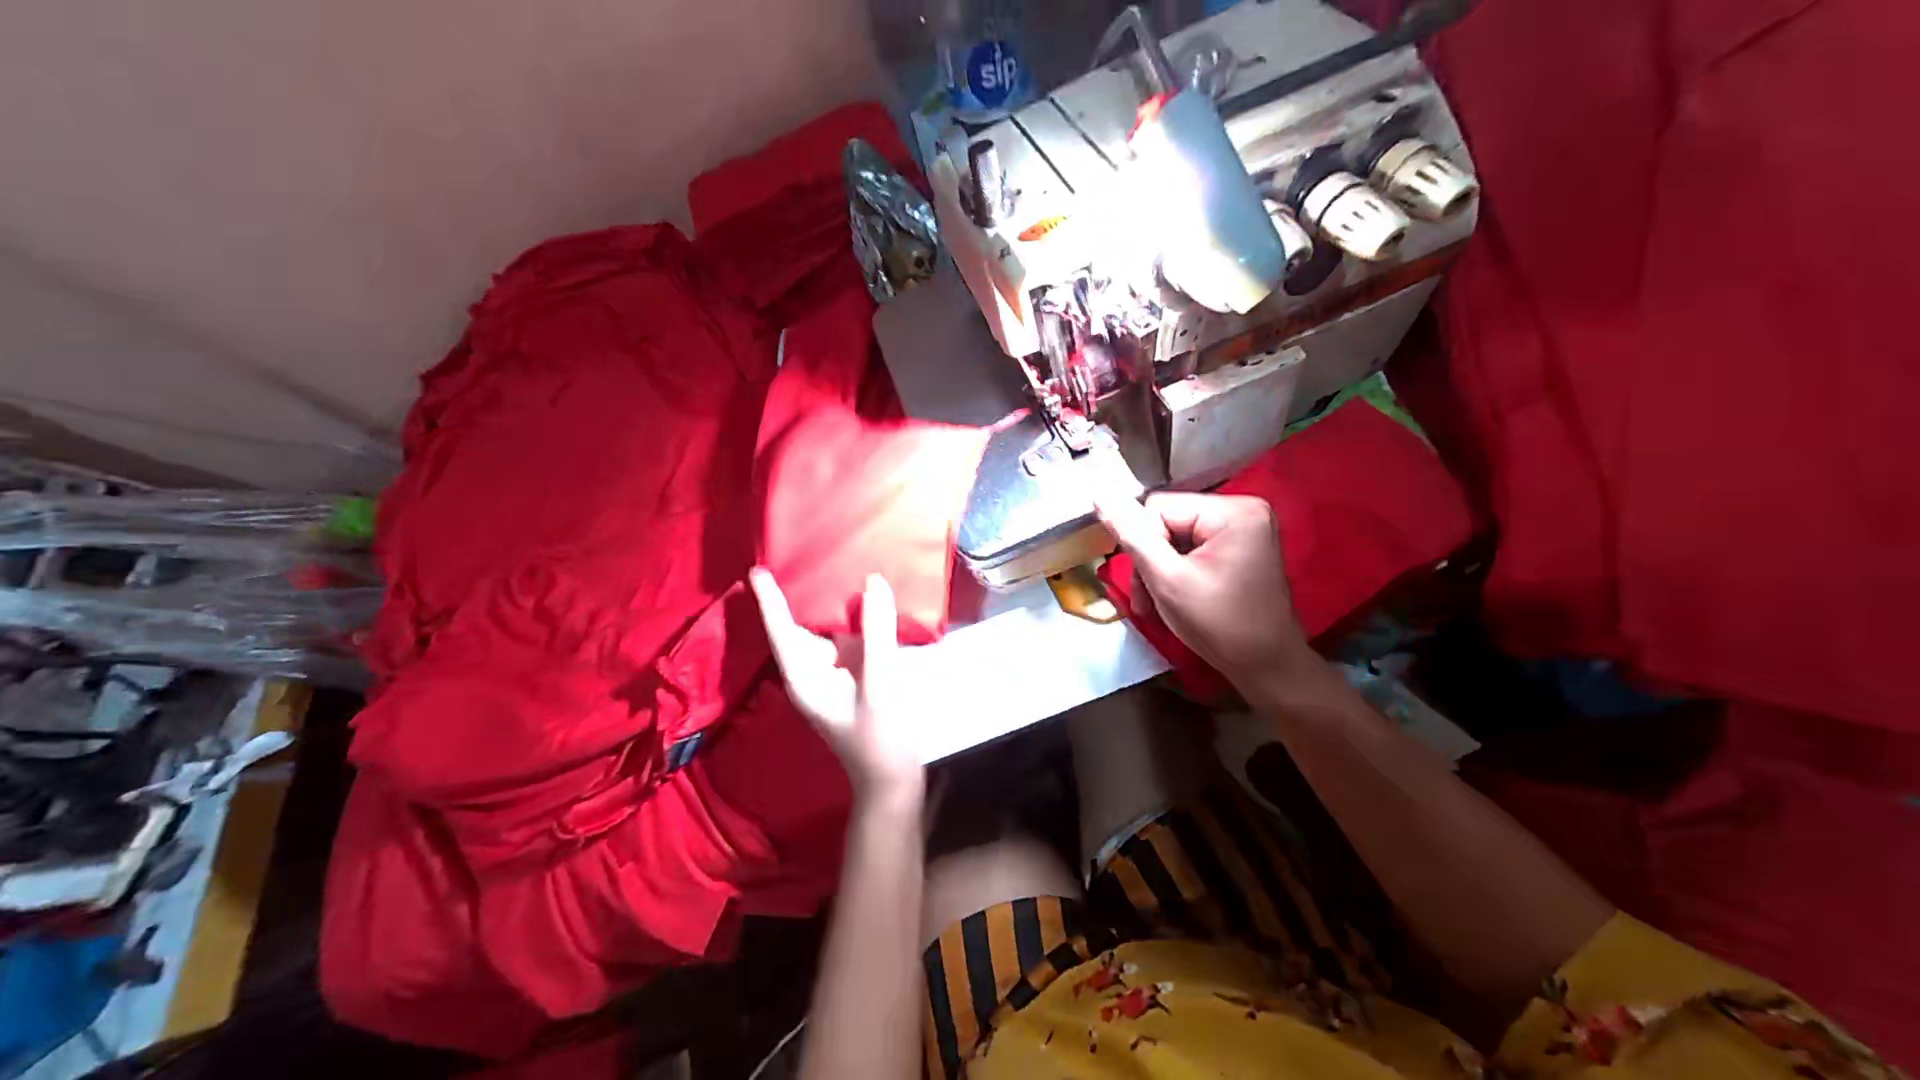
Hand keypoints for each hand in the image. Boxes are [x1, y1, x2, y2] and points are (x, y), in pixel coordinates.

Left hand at [750, 567, 924, 807]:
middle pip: (804, 627)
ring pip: (829, 633)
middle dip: (804, 595)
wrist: (893, 782)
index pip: (782, 631)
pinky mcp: (855, 678)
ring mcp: (834, 677)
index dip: (770, 601)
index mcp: (805, 677)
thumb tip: (873, 584)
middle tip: (805, 554)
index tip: (757, 570)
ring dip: (835, 606)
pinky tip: (870, 600)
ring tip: (840, 567)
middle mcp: (813, 673)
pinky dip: (858, 621)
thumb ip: (875, 633)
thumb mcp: (877, 684)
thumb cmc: (878, 739)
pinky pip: (852, 641)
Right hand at [1095, 491, 1315, 689]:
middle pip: (1167, 521)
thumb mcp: (1166, 580)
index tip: (1151, 582)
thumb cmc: (1220, 625)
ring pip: (1174, 537)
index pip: (1159, 508)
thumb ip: (1131, 536)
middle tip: (1147, 600)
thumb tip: (1100, 496)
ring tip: (1156, 604)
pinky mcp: (1240, 546)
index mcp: (1233, 510)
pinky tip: (1174, 597)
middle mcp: (1243, 508)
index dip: (1145, 545)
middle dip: (1151, 562)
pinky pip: (1191, 547)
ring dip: (1159, 571)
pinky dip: (1177, 572)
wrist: (1267, 666)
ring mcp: (1244, 528)